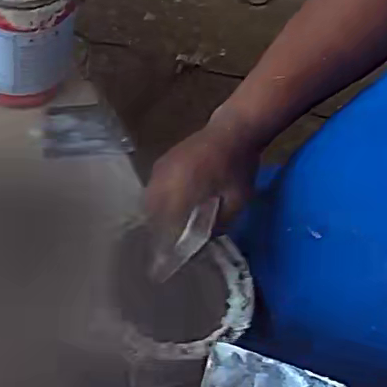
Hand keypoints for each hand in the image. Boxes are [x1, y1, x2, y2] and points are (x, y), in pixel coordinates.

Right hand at [144, 119, 260, 236]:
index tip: (168, 256)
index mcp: (181, 187)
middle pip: (151, 214)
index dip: (166, 240)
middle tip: (168, 244)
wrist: (232, 131)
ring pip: (148, 203)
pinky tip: (169, 208)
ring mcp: (157, 171)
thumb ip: (219, 222)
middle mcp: (162, 180)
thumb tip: (203, 242)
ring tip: (168, 228)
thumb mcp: (238, 199)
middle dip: (158, 229)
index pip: (164, 222)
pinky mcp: (158, 166)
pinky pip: (151, 190)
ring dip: (156, 216)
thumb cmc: (238, 166)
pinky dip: (157, 203)